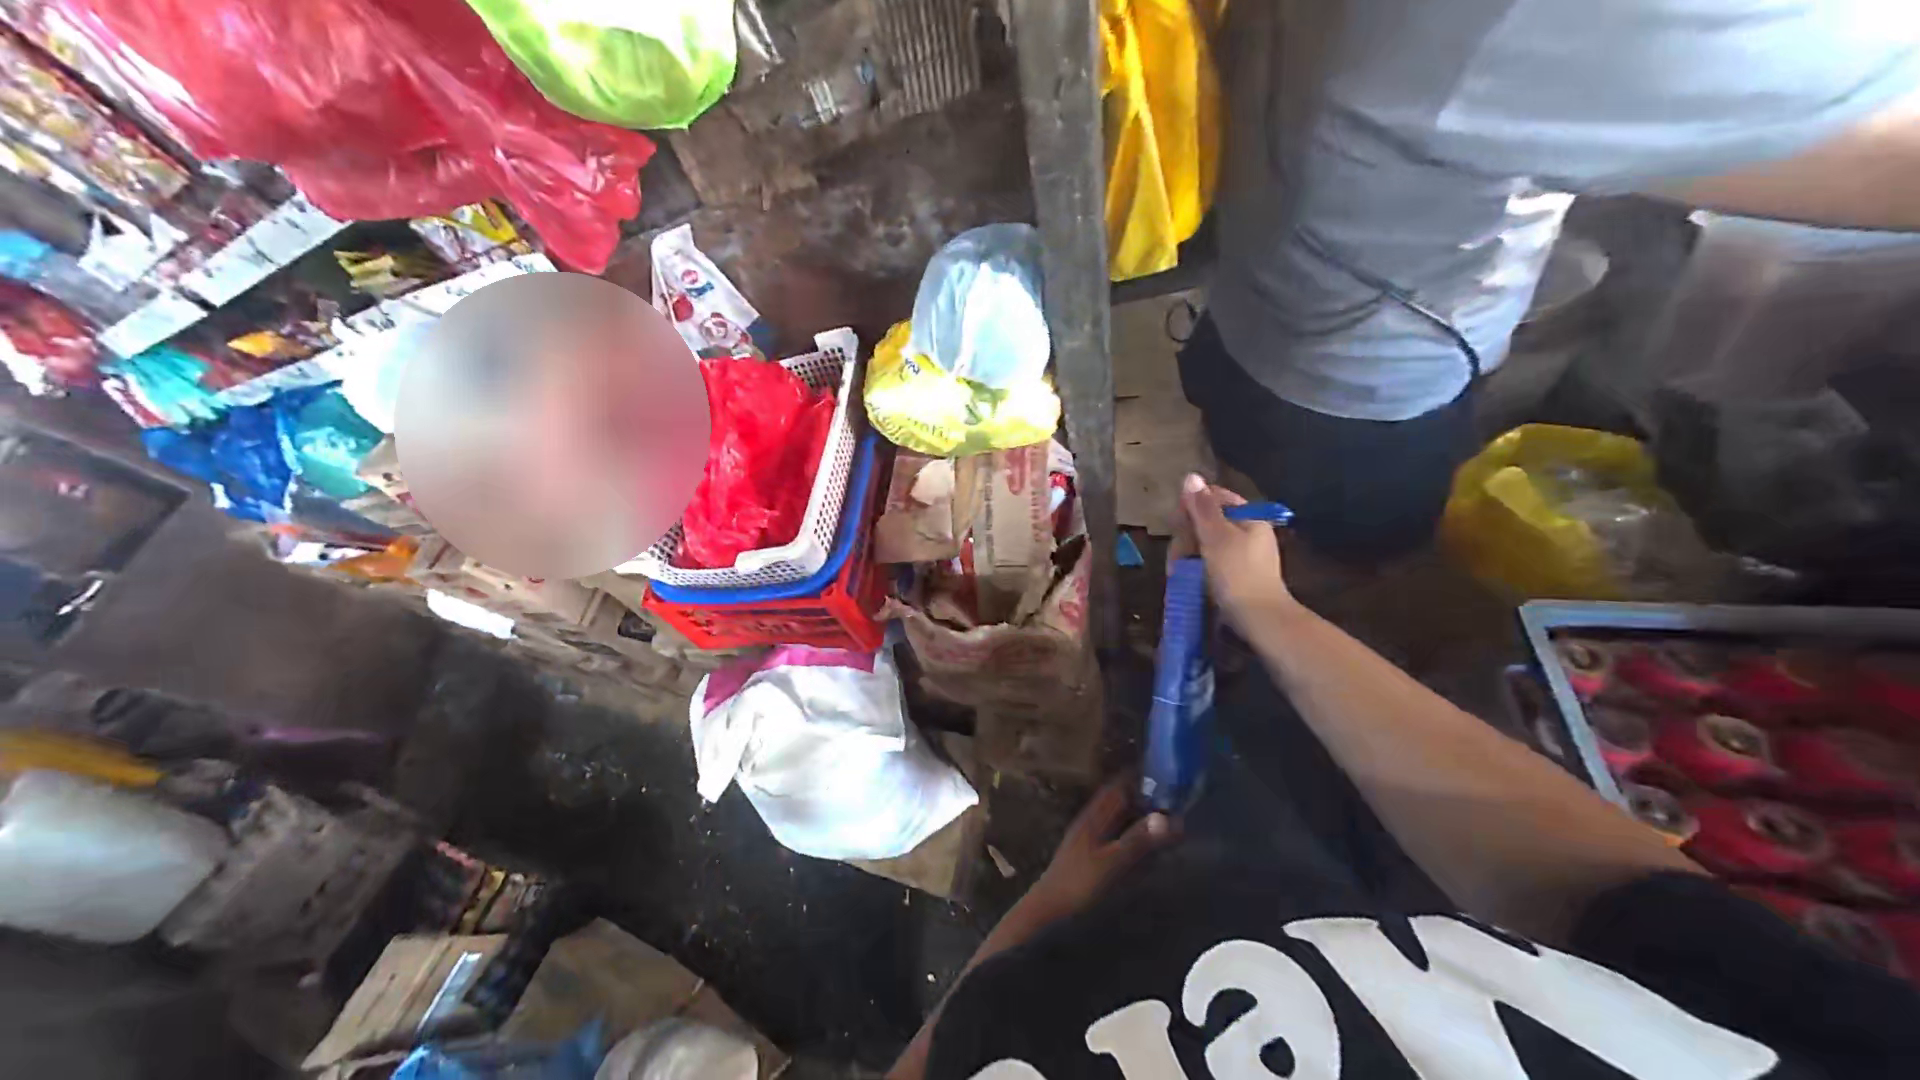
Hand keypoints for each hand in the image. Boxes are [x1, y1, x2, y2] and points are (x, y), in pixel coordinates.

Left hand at [1016, 778, 1174, 926]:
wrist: (1049, 909)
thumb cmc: (1079, 883)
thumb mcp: (1112, 862)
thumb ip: (1138, 840)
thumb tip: (1167, 817)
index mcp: (1093, 816)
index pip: (1116, 787)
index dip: (1136, 778)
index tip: (1163, 773)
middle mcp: (1090, 821)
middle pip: (1117, 801)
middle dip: (1141, 796)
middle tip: (1171, 797)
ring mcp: (1088, 838)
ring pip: (1115, 818)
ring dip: (1136, 814)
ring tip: (1163, 816)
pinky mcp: (1089, 856)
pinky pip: (1113, 835)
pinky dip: (1129, 833)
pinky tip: (1143, 844)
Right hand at [1176, 473, 1295, 633]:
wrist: (1259, 620)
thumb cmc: (1238, 574)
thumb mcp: (1216, 537)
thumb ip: (1202, 507)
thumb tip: (1190, 476)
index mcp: (1250, 518)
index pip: (1215, 498)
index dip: (1192, 506)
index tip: (1176, 522)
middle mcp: (1250, 533)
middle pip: (1209, 522)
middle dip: (1188, 535)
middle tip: (1177, 554)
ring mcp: (1245, 556)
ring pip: (1206, 544)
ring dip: (1188, 554)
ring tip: (1178, 571)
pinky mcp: (1238, 577)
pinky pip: (1211, 563)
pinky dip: (1197, 568)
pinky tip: (1188, 579)